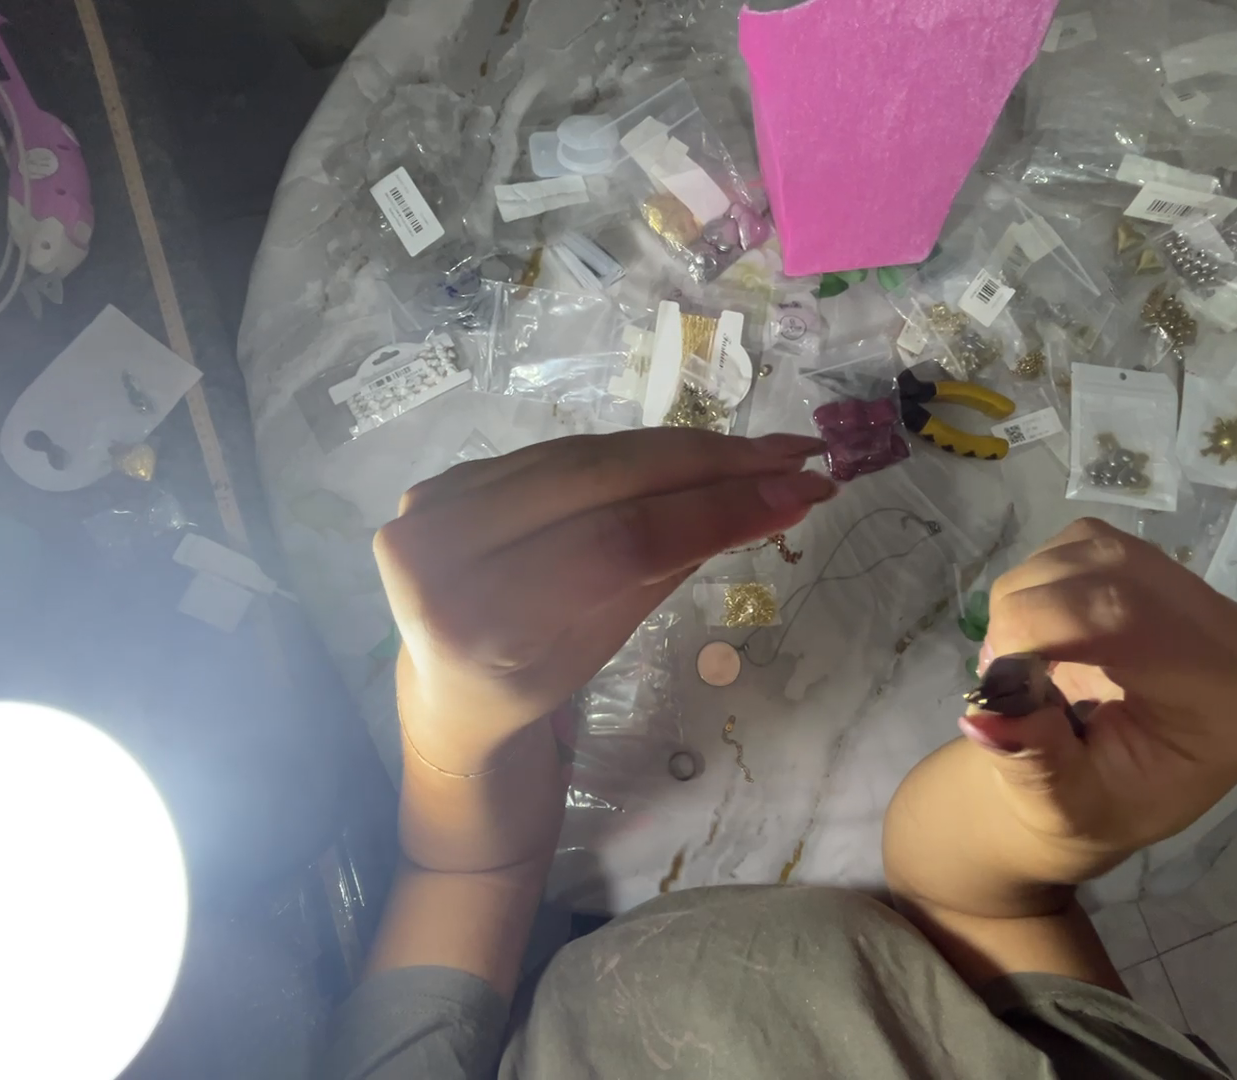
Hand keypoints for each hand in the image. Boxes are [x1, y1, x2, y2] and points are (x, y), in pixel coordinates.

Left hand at [375, 429, 834, 869]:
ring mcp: (436, 502)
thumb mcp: (601, 642)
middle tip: (795, 457)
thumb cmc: (529, 685)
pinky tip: (692, 454)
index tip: (800, 492)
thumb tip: (766, 497)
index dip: (715, 511)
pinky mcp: (448, 477)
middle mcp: (443, 548)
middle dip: (711, 464)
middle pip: (601, 479)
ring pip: (586, 454)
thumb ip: (668, 564)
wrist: (449, 685)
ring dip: (682, 450)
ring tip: (759, 454)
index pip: (616, 542)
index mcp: (479, 619)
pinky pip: (562, 452)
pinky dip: (634, 453)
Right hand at [885, 518, 1236, 916]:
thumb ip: (1030, 762)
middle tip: (995, 665)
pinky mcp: (1164, 573)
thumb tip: (983, 719)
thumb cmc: (1087, 805)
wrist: (1096, 786)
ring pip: (1093, 548)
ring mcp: (1204, 599)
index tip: (991, 672)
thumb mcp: (1056, 805)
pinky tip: (1041, 623)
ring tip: (1016, 652)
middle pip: (1111, 574)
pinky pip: (1086, 541)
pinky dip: (1042, 575)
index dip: (1039, 627)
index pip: (1130, 622)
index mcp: (1230, 707)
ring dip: (1029, 592)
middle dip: (1027, 610)